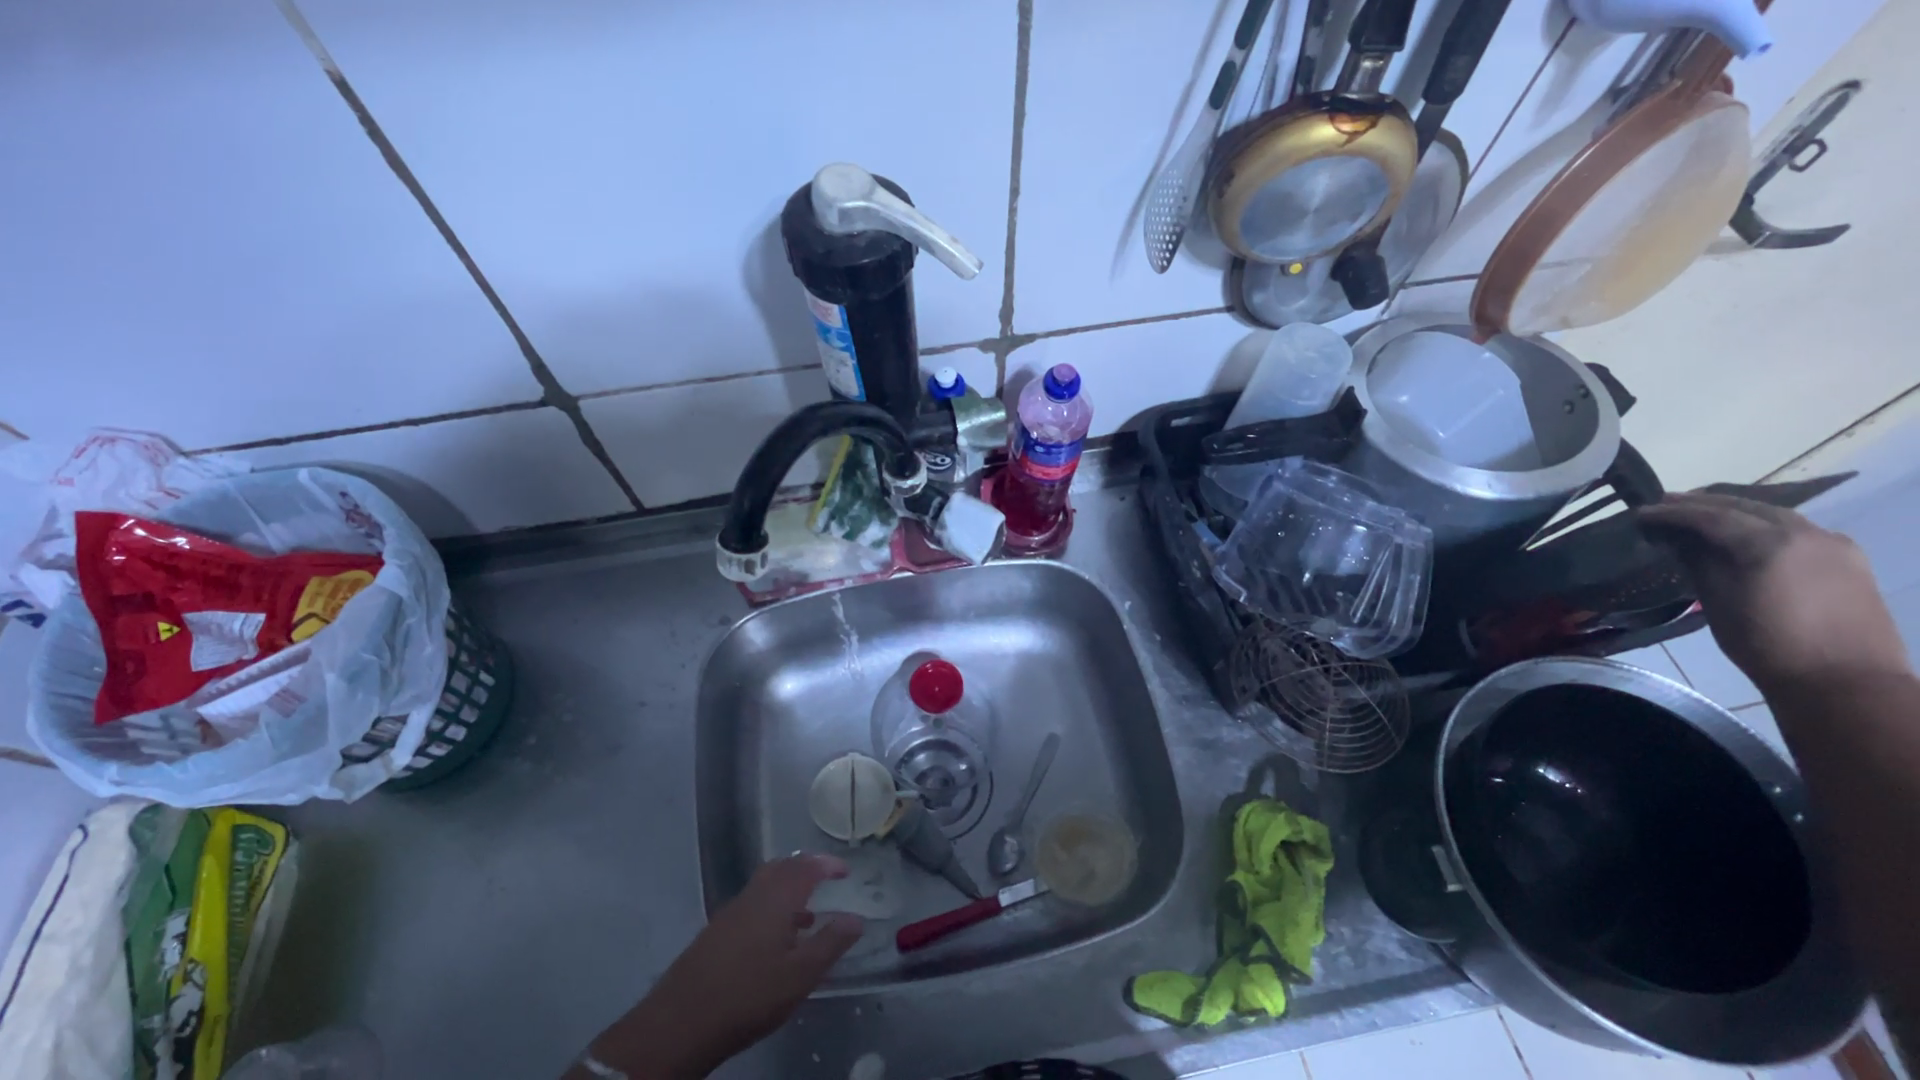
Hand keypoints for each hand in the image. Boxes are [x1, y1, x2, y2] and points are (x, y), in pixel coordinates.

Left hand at [597, 854, 863, 1079]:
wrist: (681, 1022)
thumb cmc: (750, 995)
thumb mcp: (801, 974)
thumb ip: (831, 943)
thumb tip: (855, 917)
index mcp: (775, 899)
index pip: (806, 867)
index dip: (828, 864)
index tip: (846, 870)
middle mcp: (751, 897)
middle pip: (780, 868)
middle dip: (805, 869)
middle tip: (826, 878)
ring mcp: (729, 914)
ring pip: (763, 887)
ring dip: (788, 890)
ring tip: (809, 914)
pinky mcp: (715, 934)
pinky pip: (751, 906)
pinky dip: (771, 909)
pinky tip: (776, 941)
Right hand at [1637, 492, 1911, 696]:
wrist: (1844, 682)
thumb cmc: (1768, 647)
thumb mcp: (1718, 604)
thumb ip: (1699, 564)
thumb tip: (1678, 540)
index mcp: (1769, 543)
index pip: (1710, 517)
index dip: (1671, 514)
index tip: (1641, 514)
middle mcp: (1805, 532)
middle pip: (1745, 507)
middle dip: (1702, 504)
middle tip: (1665, 505)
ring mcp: (1833, 542)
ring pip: (1774, 514)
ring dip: (1735, 511)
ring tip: (1702, 515)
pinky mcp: (1849, 558)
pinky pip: (1798, 530)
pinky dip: (1764, 525)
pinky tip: (1748, 534)